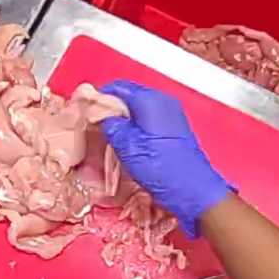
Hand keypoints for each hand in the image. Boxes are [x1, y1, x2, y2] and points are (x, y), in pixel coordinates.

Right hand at [97, 81, 233, 237]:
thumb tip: (102, 116)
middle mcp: (163, 102)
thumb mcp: (128, 148)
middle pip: (129, 97)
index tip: (85, 112)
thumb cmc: (161, 170)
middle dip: (110, 110)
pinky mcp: (173, 129)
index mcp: (150, 101)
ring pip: (137, 110)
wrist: (193, 191)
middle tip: (94, 128)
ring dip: (122, 121)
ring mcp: (170, 115)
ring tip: (107, 139)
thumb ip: (112, 127)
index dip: (99, 98)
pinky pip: (147, 121)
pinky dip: (134, 129)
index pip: (118, 87)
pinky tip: (126, 145)